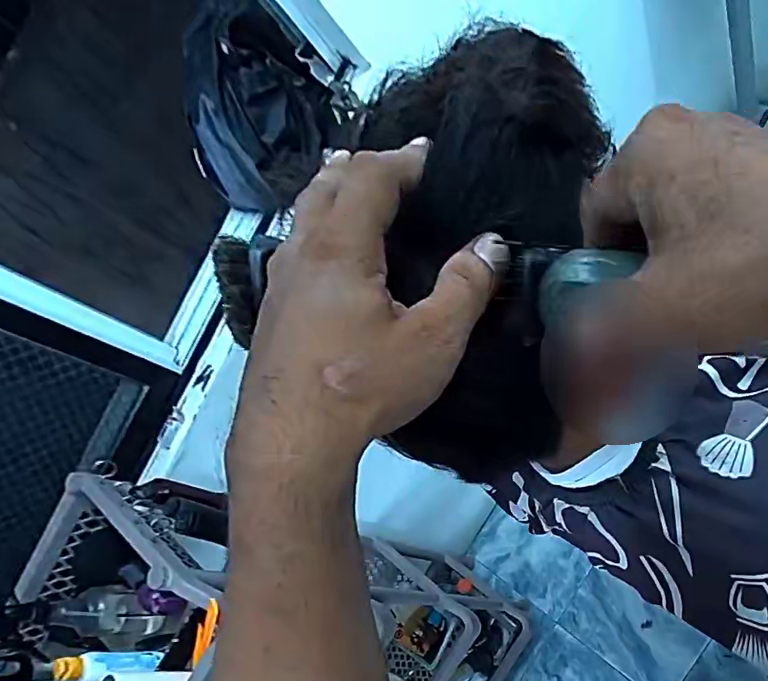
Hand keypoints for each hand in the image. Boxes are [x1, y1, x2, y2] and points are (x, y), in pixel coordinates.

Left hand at [226, 140, 507, 496]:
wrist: (294, 434)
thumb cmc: (366, 383)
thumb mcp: (432, 340)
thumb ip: (465, 288)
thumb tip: (492, 243)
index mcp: (341, 247)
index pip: (370, 179)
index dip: (402, 161)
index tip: (431, 158)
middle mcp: (303, 250)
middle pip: (327, 184)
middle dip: (363, 167)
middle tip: (395, 168)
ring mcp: (281, 280)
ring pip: (304, 214)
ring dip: (334, 193)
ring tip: (358, 194)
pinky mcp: (275, 310)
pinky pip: (296, 246)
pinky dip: (319, 229)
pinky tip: (331, 257)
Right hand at [565, 106, 767, 430]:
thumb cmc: (754, 271)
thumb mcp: (661, 312)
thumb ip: (600, 338)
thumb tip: (564, 370)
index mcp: (645, 148)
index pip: (592, 220)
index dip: (599, 280)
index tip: (626, 323)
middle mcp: (691, 131)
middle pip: (641, 223)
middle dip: (646, 280)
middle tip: (672, 326)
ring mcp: (744, 146)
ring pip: (688, 225)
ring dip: (689, 275)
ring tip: (717, 317)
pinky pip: (732, 221)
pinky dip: (731, 260)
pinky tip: (756, 292)